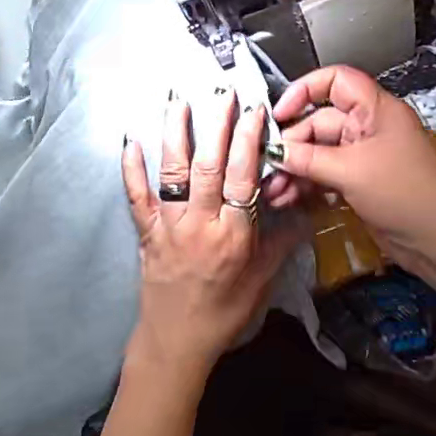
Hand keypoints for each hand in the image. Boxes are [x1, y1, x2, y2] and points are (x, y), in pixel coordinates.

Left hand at [121, 89, 298, 382]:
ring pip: (172, 174)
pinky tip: (129, 143)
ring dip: (175, 135)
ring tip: (177, 102)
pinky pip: (136, 198)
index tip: (256, 112)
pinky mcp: (146, 233)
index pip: (244, 179)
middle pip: (208, 167)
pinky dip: (131, 170)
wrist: (177, 341)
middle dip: (217, 127)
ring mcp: (169, 227)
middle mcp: (200, 225)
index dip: (250, 143)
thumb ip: (282, 242)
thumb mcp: (262, 281)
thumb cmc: (223, 314)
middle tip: (222, 94)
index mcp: (233, 236)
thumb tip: (306, 209)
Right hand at [264, 65, 435, 260]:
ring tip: (273, 189)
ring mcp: (361, 155)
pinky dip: (305, 183)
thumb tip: (273, 150)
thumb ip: (307, 158)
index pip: (335, 81)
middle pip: (318, 121)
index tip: (279, 113)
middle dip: (291, 143)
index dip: (304, 90)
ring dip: (293, 168)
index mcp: (375, 110)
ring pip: (317, 151)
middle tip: (268, 164)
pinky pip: (323, 173)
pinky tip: (286, 197)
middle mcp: (367, 127)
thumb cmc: (404, 194)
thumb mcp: (351, 171)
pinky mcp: (357, 180)